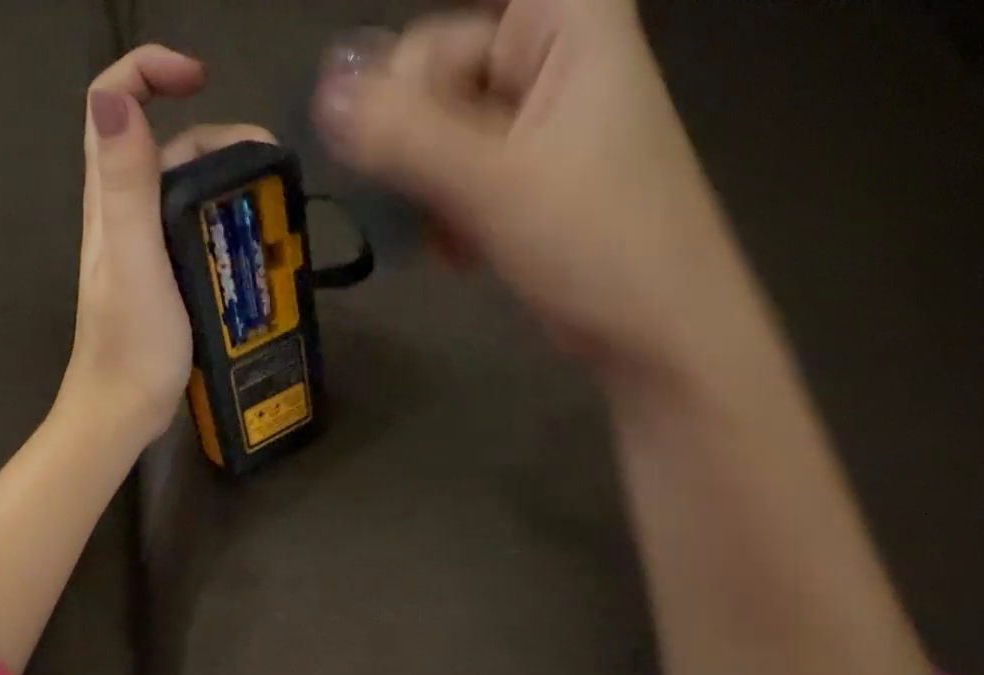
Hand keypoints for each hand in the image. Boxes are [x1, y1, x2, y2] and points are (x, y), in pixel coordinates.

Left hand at [59, 45, 276, 446]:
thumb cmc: (132, 346)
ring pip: (186, 186)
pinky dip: (227, 218)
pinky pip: (196, 226)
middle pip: (166, 142)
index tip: (204, 80)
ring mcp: (144, 244)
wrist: (123, 413)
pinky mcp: (164, 273)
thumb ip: (125, 185)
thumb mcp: (134, 262)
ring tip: (275, 204)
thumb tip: (112, 98)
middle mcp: (123, 211)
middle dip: (217, 134)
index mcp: (110, 198)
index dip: (150, 71)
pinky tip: (256, 240)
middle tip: (271, 163)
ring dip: (230, 178)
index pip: (112, 101)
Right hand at [313, 4, 769, 376]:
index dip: (405, 95)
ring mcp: (539, 119)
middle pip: (431, 83)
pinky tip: (462, 249)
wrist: (661, 335)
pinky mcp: (530, 173)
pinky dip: (447, 211)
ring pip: (436, 138)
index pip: (433, 35)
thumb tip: (321, 94)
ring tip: (454, 237)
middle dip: (417, 154)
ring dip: (427, 192)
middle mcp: (550, 57)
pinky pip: (456, 174)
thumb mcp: (493, 185)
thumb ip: (403, 135)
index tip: (401, 162)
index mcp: (563, 23)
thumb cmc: (598, 246)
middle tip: (434, 206)